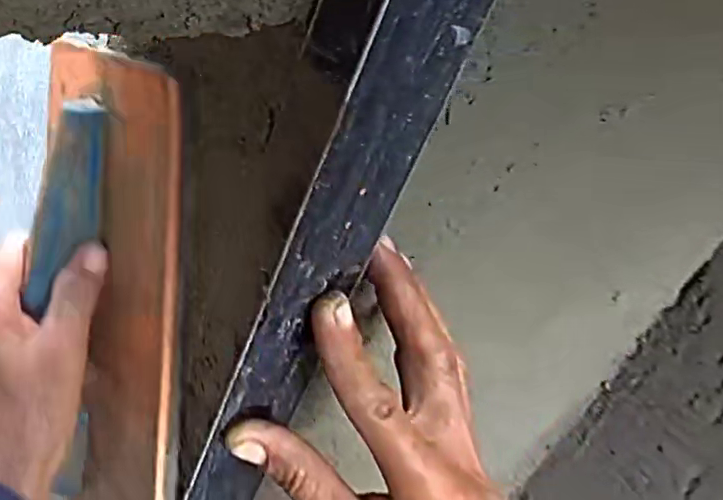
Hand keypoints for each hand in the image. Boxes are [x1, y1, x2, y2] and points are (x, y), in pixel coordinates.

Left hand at [0, 233, 108, 499]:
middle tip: (79, 300)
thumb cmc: (29, 419)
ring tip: (69, 332)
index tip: (77, 253)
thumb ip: (77, 292)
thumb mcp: (65, 346)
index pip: (18, 245)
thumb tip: (91, 252)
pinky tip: (58, 350)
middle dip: (54, 280)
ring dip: (49, 306)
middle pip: (22, 271)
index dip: (51, 245)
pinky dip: (40, 326)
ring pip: (22, 297)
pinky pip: (17, 321)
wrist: (7, 476)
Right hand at [224, 238, 496, 499]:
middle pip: (433, 356)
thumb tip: (248, 434)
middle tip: (381, 247)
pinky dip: (433, 341)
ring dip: (424, 309)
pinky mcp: (475, 455)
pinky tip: (418, 328)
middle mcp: (455, 459)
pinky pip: (456, 380)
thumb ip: (301, 479)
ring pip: (452, 361)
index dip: (344, 348)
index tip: (323, 303)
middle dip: (405, 295)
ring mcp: (472, 454)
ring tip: (401, 267)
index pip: (376, 400)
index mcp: (424, 482)